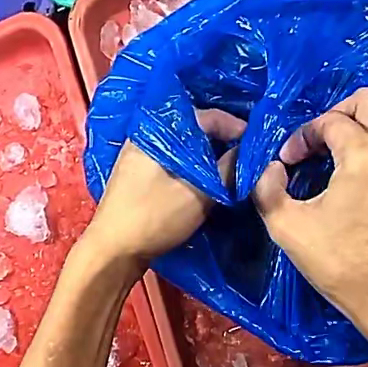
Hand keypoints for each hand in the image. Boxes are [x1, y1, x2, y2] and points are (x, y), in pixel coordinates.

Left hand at [80, 109, 245, 266]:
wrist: (112, 251)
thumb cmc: (153, 218)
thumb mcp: (198, 194)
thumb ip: (226, 169)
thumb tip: (246, 152)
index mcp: (157, 132)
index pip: (204, 115)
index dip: (234, 126)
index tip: (256, 142)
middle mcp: (145, 135)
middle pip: (192, 127)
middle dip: (221, 138)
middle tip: (246, 154)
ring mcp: (139, 154)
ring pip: (183, 144)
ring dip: (207, 152)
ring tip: (230, 166)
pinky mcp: (138, 172)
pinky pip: (173, 157)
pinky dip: (192, 163)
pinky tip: (206, 177)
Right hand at [253, 88, 367, 334]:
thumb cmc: (334, 260)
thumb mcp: (284, 226)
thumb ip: (266, 188)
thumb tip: (271, 168)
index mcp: (363, 158)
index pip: (329, 121)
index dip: (302, 136)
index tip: (288, 162)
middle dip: (336, 113)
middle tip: (316, 141)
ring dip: (365, 119)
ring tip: (342, 143)